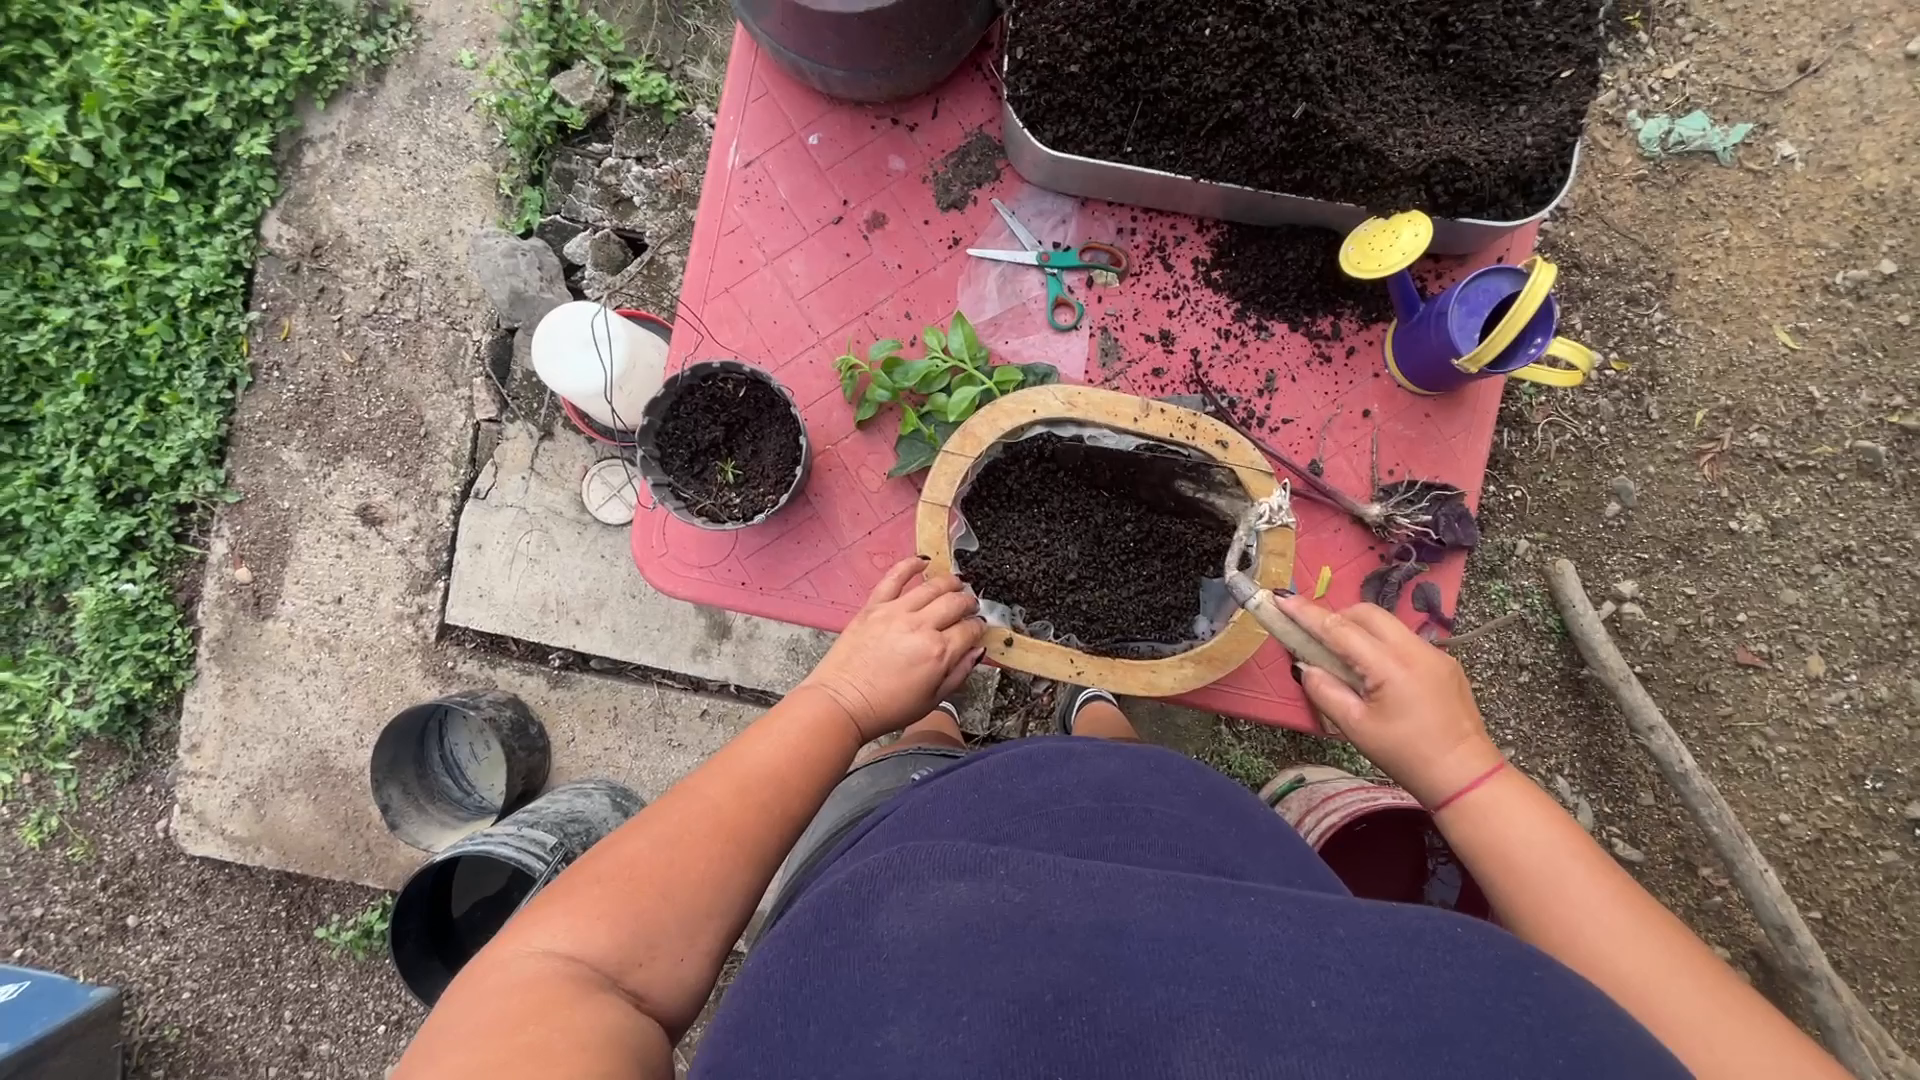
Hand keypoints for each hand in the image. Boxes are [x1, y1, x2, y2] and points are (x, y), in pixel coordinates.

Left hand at [795, 558, 985, 740]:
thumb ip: (959, 673)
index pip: (970, 629)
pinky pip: (895, 577)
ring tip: (956, 583)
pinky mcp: (874, 606)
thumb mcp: (932, 700)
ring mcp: (896, 612)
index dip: (978, 627)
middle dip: (968, 602)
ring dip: (950, 582)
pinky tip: (923, 561)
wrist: (842, 703)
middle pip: (955, 602)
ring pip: (932, 586)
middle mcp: (921, 627)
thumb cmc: (886, 707)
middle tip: (970, 605)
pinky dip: (910, 564)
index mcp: (939, 652)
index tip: (978, 627)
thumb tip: (977, 651)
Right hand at [1277, 594, 1504, 807]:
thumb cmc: (1406, 755)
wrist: (1467, 777)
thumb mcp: (1355, 728)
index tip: (1281, 600)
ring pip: (1387, 624)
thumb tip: (1306, 667)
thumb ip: (1324, 691)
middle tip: (1315, 637)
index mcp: (1390, 666)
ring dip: (1359, 629)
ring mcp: (1435, 654)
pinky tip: (1376, 673)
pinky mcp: (1446, 664)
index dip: (1307, 613)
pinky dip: (1381, 643)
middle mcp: (1415, 650)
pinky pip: (1404, 640)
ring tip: (1344, 657)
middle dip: (1336, 616)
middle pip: (1366, 613)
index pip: (1339, 628)